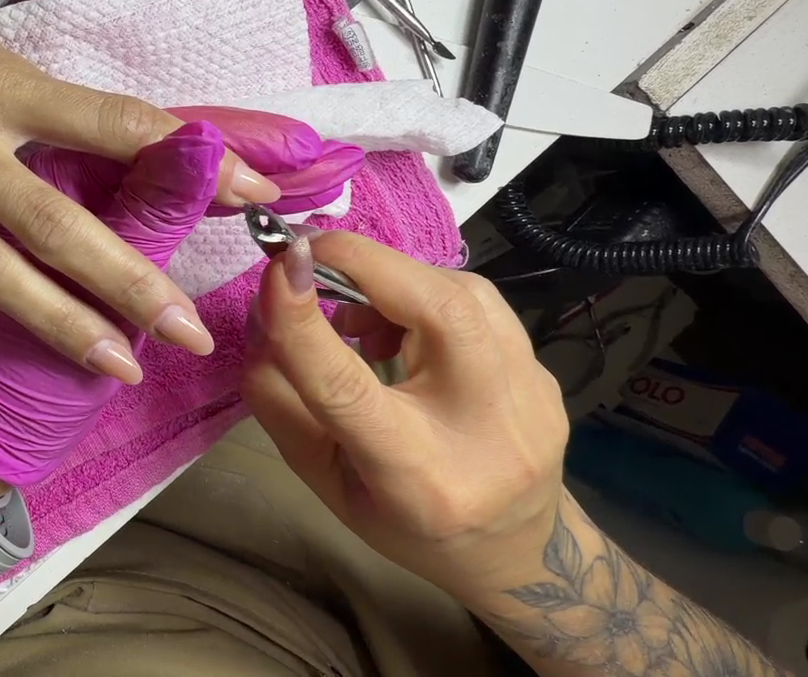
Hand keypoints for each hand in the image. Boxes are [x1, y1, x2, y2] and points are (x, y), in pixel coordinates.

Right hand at [240, 231, 569, 600]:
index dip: (306, 322)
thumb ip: (277, 395)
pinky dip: (421, 292)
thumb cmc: (397, 519)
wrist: (517, 555)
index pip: (349, 389)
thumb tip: (264, 312)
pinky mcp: (544, 372)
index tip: (275, 264)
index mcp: (416, 479)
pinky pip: (477, 303)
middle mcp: (487, 435)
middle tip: (307, 252)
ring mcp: (532, 400)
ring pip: (462, 294)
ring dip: (390, 278)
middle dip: (365, 263)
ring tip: (353, 312)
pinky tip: (398, 323)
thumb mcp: (316, 474)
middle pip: (442, 315)